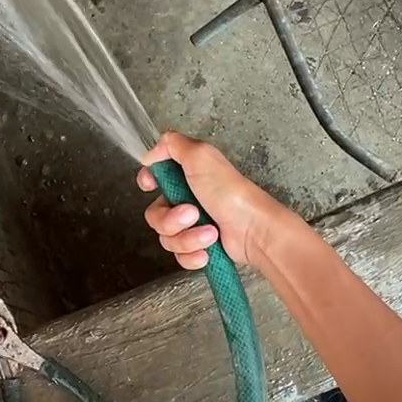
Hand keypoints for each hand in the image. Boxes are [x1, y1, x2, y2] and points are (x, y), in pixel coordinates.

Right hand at [137, 132, 300, 268]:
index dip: (148, 181)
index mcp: (187, 175)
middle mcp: (187, 199)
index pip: (153, 176)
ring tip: (210, 233)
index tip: (150, 185)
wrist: (253, 230)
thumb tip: (152, 152)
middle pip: (155, 214)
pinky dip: (193, 254)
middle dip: (171, 219)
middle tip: (193, 213)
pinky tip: (208, 250)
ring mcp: (193, 225)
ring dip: (187, 238)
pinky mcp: (199, 247)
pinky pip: (180, 257)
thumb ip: (173, 144)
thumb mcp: (201, 156)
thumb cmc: (232, 194)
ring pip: (167, 238)